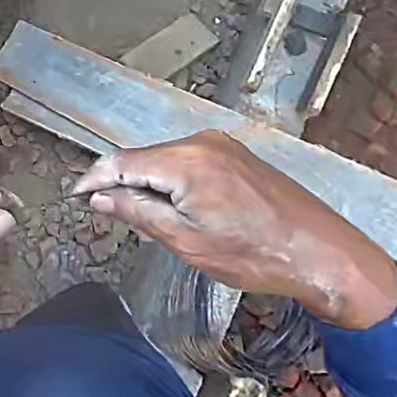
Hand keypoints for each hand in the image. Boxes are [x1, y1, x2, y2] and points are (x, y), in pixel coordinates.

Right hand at [71, 130, 396, 329]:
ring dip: (146, 183)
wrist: (322, 252)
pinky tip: (175, 207)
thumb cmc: (256, 254)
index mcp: (185, 162)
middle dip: (120, 184)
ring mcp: (220, 144)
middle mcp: (200, 142)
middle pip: (141, 158)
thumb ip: (137, 213)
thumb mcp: (186, 241)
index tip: (75, 196)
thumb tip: (100, 198)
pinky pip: (186, 161)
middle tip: (109, 216)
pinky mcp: (234, 153)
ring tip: (145, 219)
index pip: (120, 162)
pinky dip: (170, 181)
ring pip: (163, 160)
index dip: (93, 179)